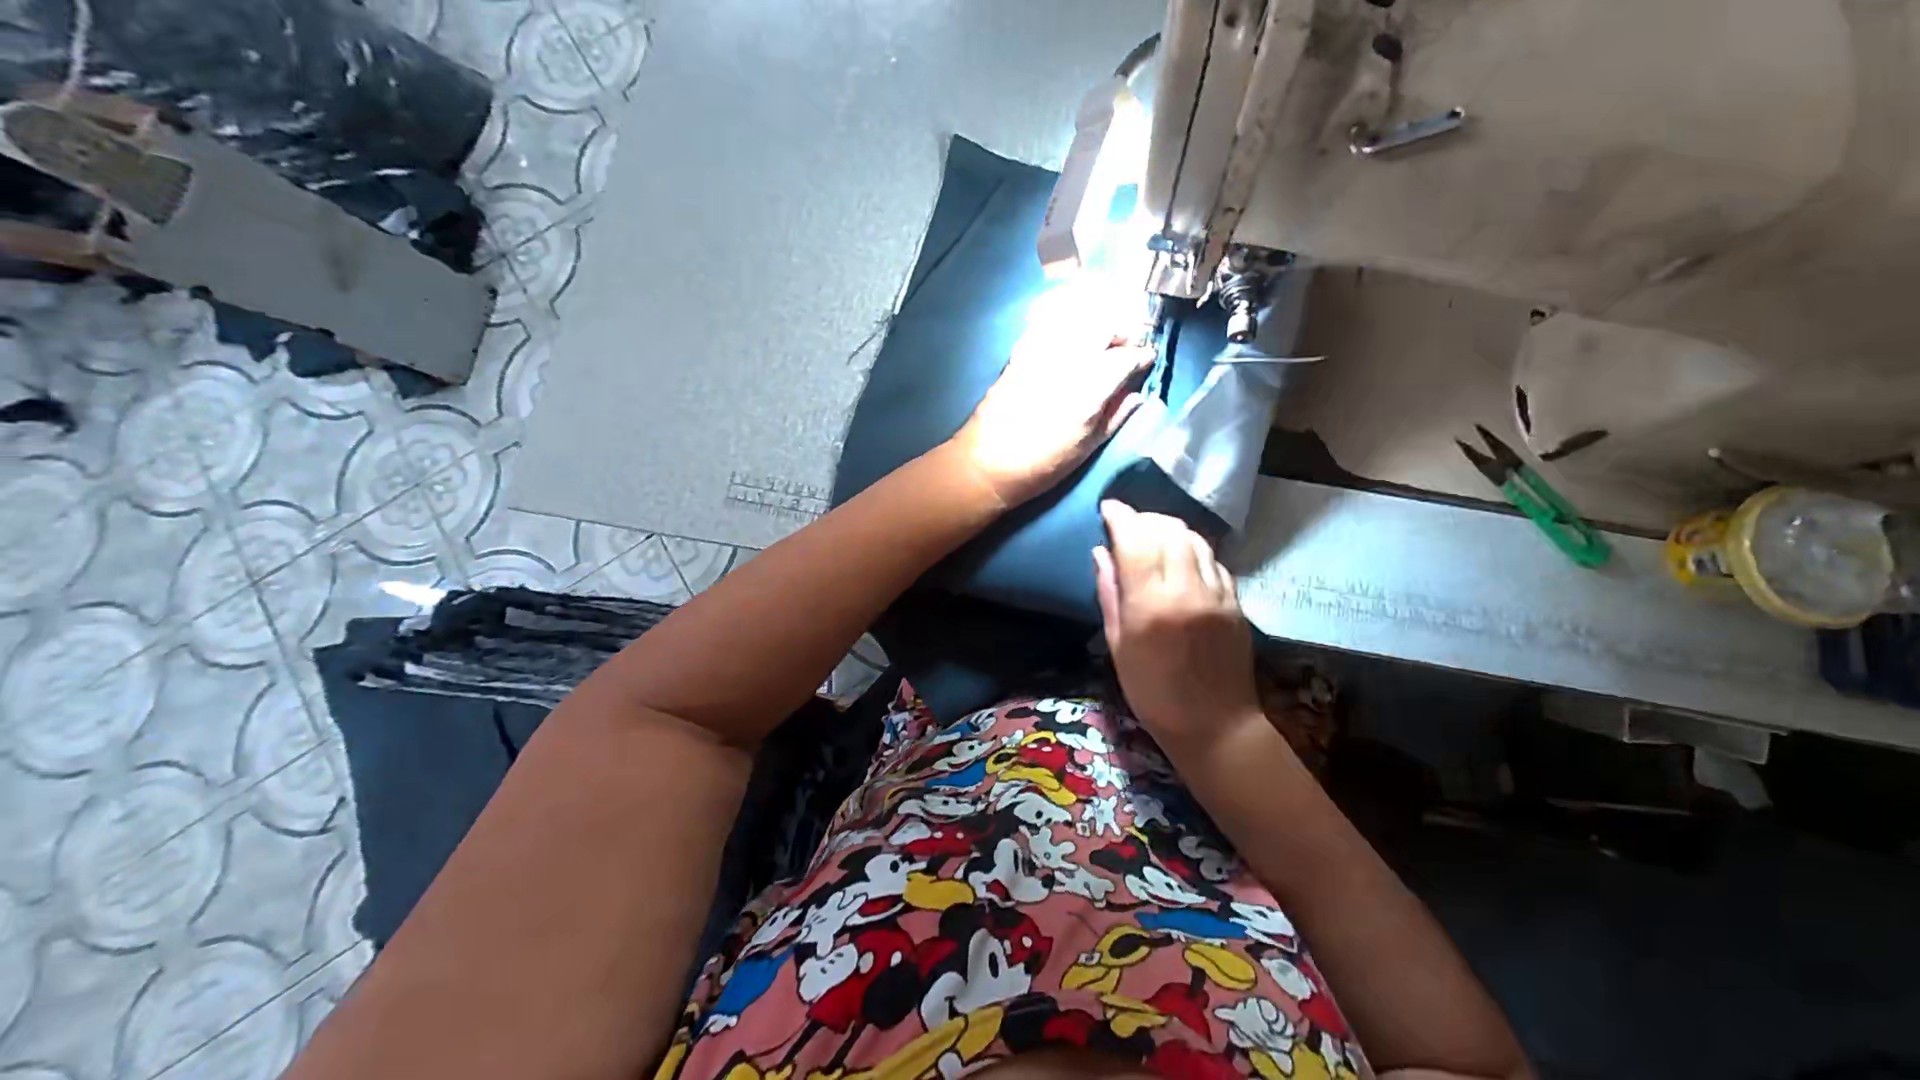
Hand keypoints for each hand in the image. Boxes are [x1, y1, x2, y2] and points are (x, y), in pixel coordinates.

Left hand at [947, 310, 1152, 508]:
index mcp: (1087, 390)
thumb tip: (1136, 394)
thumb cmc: (1039, 466)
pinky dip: (1064, 318)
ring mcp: (1039, 353)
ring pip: (1075, 315)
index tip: (1147, 358)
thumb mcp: (1085, 449)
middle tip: (1127, 343)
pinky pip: (1047, 321)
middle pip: (1102, 323)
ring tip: (1101, 335)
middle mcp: (1065, 363)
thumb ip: (1114, 417)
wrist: (984, 465)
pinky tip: (1070, 331)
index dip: (1142, 355)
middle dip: (1121, 327)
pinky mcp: (1018, 353)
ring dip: (1095, 318)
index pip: (1125, 357)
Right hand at [1094, 500, 1260, 748]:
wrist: (1215, 725)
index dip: (1120, 516)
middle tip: (1128, 524)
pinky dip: (1192, 548)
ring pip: (1193, 538)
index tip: (1107, 508)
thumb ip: (1110, 594)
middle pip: (1166, 530)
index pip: (1134, 539)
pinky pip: (1212, 558)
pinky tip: (1181, 558)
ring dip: (1170, 528)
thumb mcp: (1118, 646)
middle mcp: (1186, 588)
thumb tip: (1101, 553)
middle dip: (1144, 518)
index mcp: (1150, 603)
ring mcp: (1216, 592)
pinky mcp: (1235, 600)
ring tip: (1153, 535)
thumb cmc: (1153, 693)